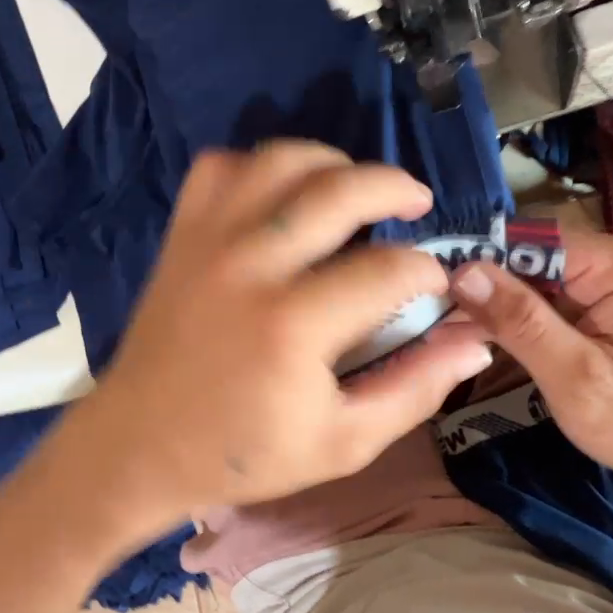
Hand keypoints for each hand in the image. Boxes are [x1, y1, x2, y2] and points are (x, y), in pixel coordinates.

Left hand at [64, 140, 494, 525]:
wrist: (137, 444)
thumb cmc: (242, 452)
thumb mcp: (343, 443)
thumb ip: (414, 389)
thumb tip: (475, 338)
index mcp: (292, 326)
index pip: (387, 269)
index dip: (427, 270)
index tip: (434, 283)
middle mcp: (250, 266)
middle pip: (340, 189)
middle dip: (395, 186)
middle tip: (418, 204)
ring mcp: (209, 239)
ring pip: (282, 159)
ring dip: (332, 162)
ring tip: (356, 189)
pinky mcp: (182, 232)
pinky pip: (223, 165)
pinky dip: (262, 166)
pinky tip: (284, 194)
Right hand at [447, 232, 612, 504]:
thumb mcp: (577, 379)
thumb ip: (521, 322)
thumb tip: (462, 271)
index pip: (532, 240)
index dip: (479, 259)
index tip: (428, 286)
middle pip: (527, 256)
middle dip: (478, 286)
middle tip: (427, 317)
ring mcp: (605, 280)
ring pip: (527, 278)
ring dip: (487, 306)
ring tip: (438, 331)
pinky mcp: (595, 303)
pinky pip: (540, 299)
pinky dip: (508, 320)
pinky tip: (469, 337)